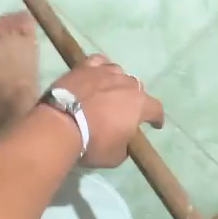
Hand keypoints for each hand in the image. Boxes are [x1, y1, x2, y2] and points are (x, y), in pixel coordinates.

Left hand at [47, 54, 162, 168]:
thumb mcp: (115, 156)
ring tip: (110, 91)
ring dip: (118, 82)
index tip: (155, 124)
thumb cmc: (92, 143)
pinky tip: (97, 74)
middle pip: (137, 88)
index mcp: (139, 105)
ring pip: (119, 72)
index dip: (157, 117)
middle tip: (125, 110)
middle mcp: (126, 84)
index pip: (156, 109)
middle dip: (134, 99)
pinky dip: (101, 68)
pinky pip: (99, 62)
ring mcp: (105, 72)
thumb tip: (123, 138)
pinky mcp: (85, 67)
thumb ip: (125, 144)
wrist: (61, 125)